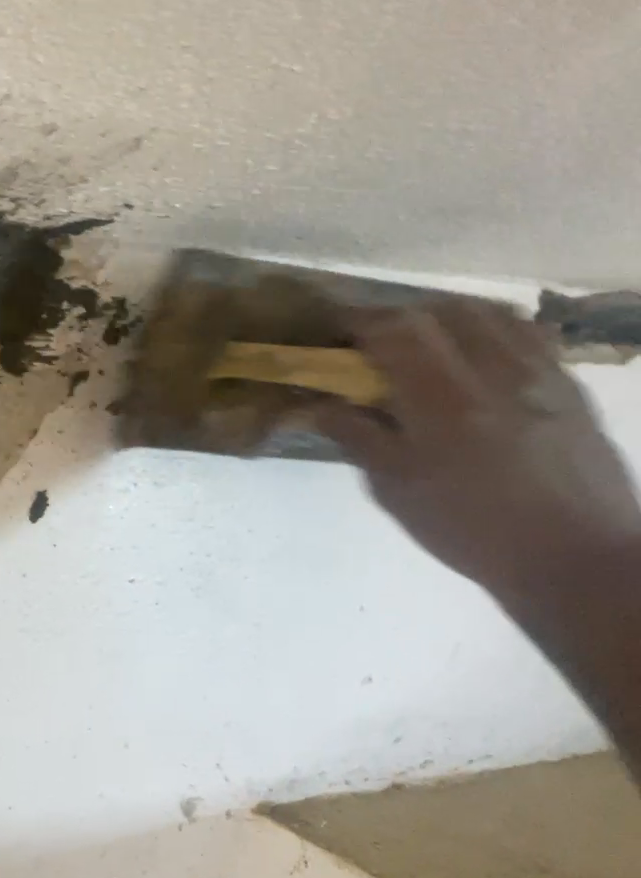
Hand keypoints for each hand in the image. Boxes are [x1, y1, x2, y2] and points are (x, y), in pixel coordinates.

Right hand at [316, 299, 640, 597]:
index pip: (396, 331)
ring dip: (444, 316)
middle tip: (367, 339)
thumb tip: (317, 406)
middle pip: (443, 312)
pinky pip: (527, 333)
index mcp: (443, 400)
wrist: (572, 553)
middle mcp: (495, 373)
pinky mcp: (568, 386)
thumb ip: (356, 437)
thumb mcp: (393, 488)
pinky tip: (471, 353)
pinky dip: (488, 328)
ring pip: (490, 314)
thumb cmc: (466, 526)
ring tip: (418, 340)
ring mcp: (541, 375)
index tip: (329, 326)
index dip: (358, 320)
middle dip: (397, 315)